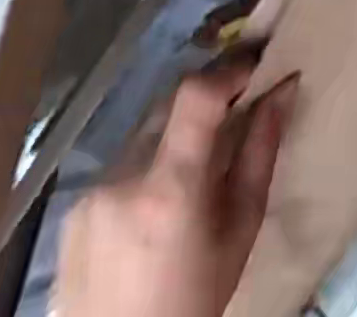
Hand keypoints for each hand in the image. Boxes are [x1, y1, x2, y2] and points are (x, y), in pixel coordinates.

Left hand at [56, 57, 297, 316]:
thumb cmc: (198, 294)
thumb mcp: (244, 223)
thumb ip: (262, 148)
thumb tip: (284, 87)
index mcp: (170, 186)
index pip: (195, 94)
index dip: (230, 68)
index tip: (258, 63)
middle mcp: (122, 176)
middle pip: (171, 102)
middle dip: (211, 93)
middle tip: (243, 98)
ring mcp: (90, 190)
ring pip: (147, 129)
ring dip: (181, 126)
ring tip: (204, 156)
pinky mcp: (72, 205)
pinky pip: (123, 158)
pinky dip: (152, 157)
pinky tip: (162, 193)